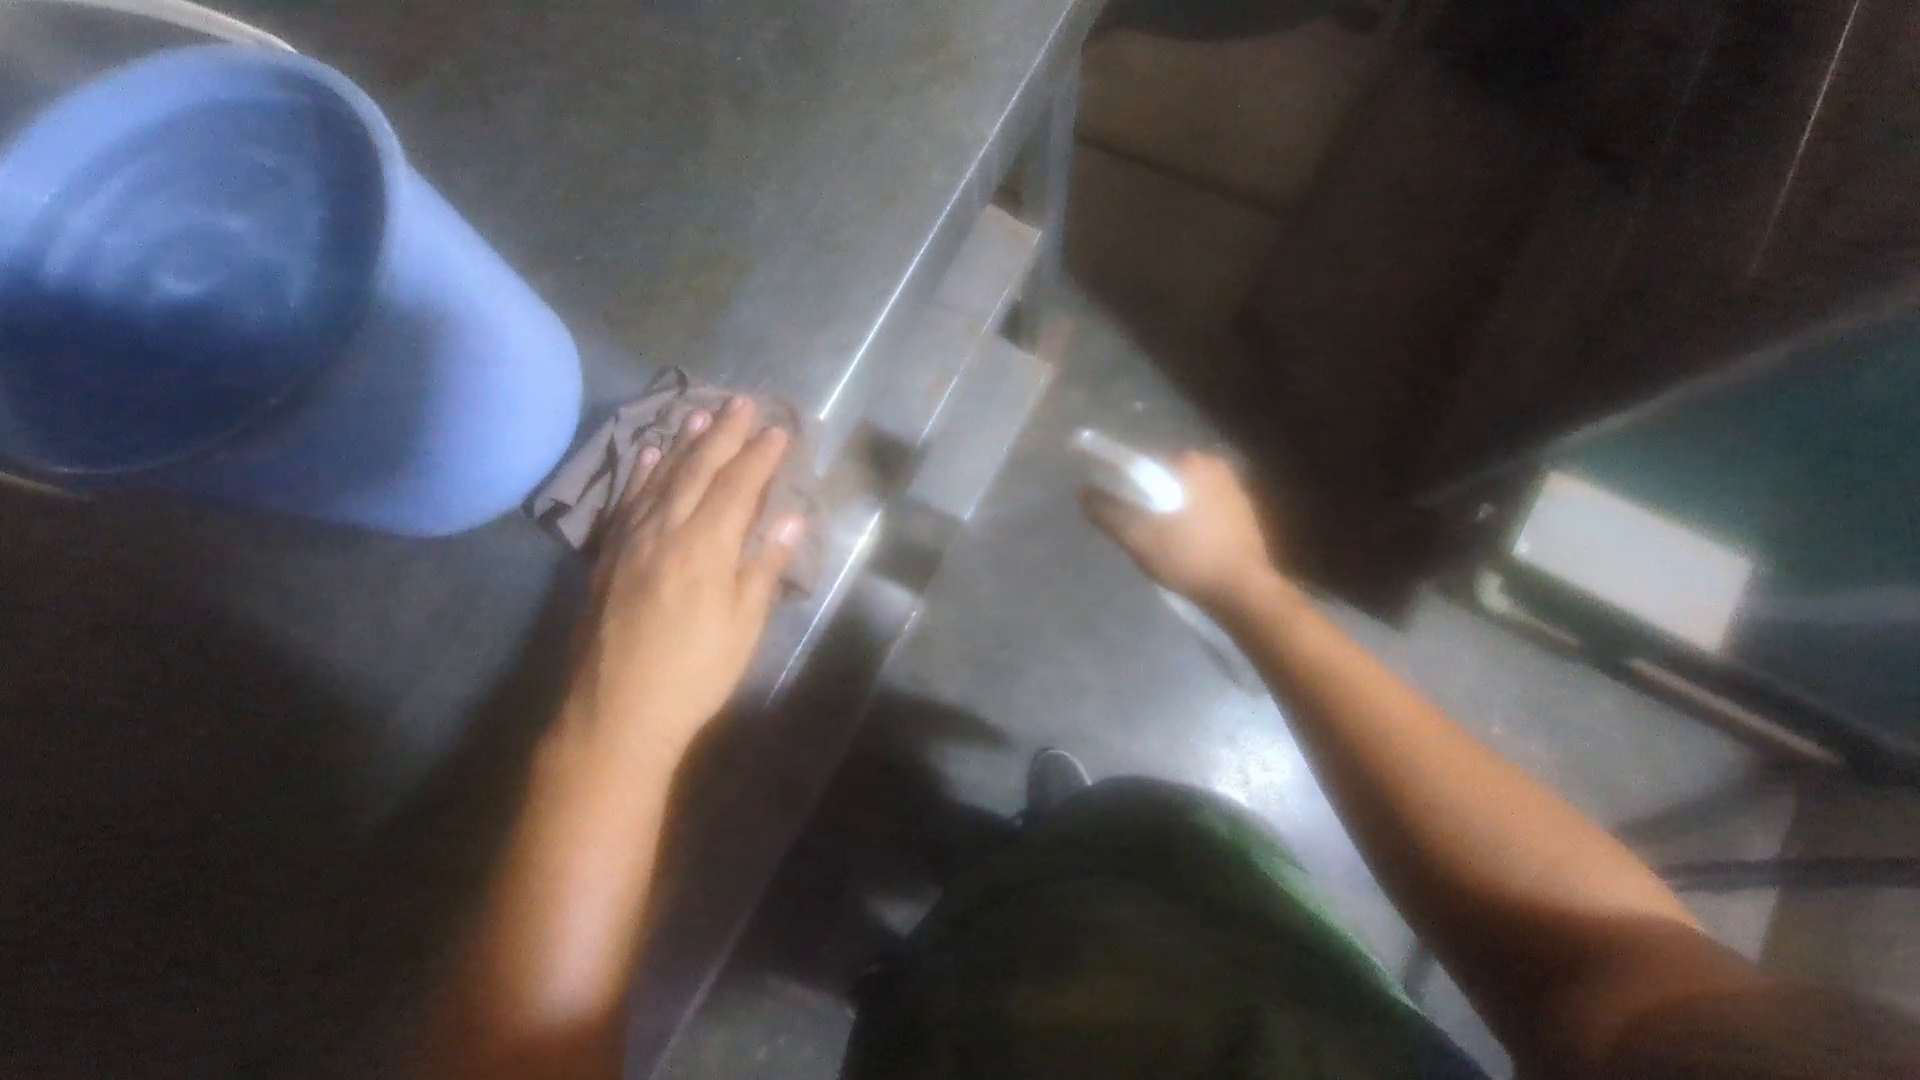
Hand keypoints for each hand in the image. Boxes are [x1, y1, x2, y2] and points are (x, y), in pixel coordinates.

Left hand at [562, 396, 805, 757]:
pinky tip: (649, 455)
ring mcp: (630, 541)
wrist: (616, 713)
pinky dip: (642, 473)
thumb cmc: (694, 674)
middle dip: (724, 434)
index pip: (737, 486)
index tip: (779, 428)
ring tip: (700, 413)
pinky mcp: (607, 557)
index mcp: (705, 548)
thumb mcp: (743, 627)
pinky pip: (627, 501)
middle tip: (743, 402)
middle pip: (697, 470)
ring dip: (683, 443)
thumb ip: (763, 568)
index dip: (760, 455)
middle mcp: (665, 531)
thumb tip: (788, 518)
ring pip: (660, 478)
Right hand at [1080, 451, 1282, 613]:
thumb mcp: (1139, 538)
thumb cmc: (1189, 558)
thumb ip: (1109, 512)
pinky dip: (1193, 519)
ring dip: (1174, 509)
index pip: (1145, 463)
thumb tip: (1083, 493)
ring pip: (1188, 492)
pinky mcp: (1247, 512)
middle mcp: (1216, 465)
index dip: (1127, 486)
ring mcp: (1236, 488)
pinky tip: (1188, 544)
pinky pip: (1207, 507)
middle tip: (1140, 529)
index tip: (1121, 510)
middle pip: (1168, 477)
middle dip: (1152, 497)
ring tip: (1163, 541)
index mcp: (1191, 462)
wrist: (1244, 591)